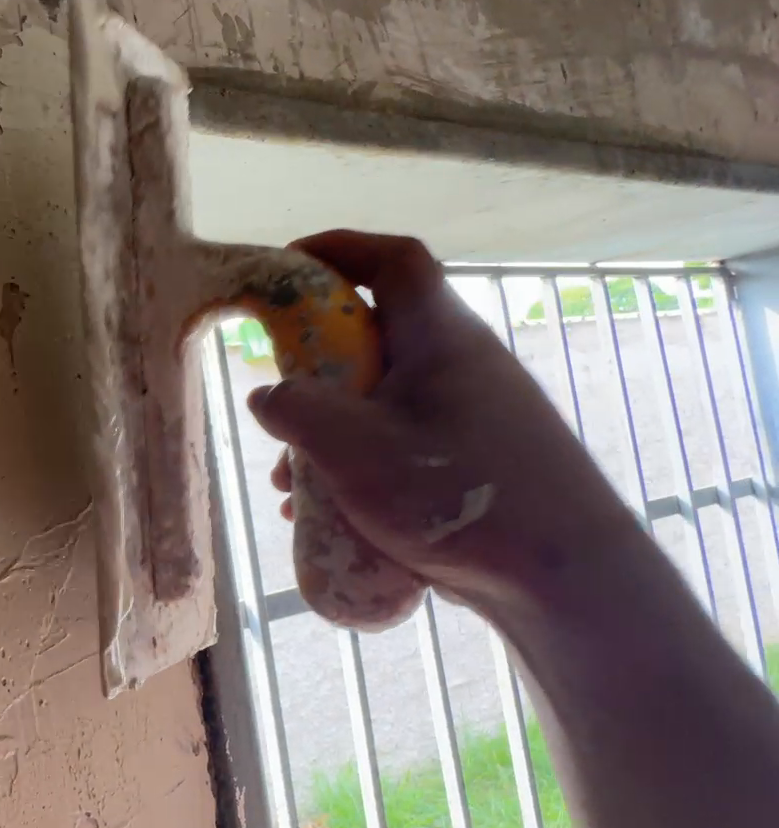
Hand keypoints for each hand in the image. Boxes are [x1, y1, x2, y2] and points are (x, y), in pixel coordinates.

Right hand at [246, 230, 640, 611]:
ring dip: (323, 428)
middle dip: (312, 366)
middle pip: (374, 337)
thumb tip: (264, 394)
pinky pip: (394, 440)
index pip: (393, 262)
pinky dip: (349, 462)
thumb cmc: (457, 494)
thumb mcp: (352, 449)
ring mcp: (468, 413)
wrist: (564, 577)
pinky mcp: (471, 456)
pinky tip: (318, 511)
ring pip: (377, 398)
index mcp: (439, 341)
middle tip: (276, 398)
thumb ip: (296, 412)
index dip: (338, 249)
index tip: (285, 266)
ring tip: (287, 479)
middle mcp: (458, 365)